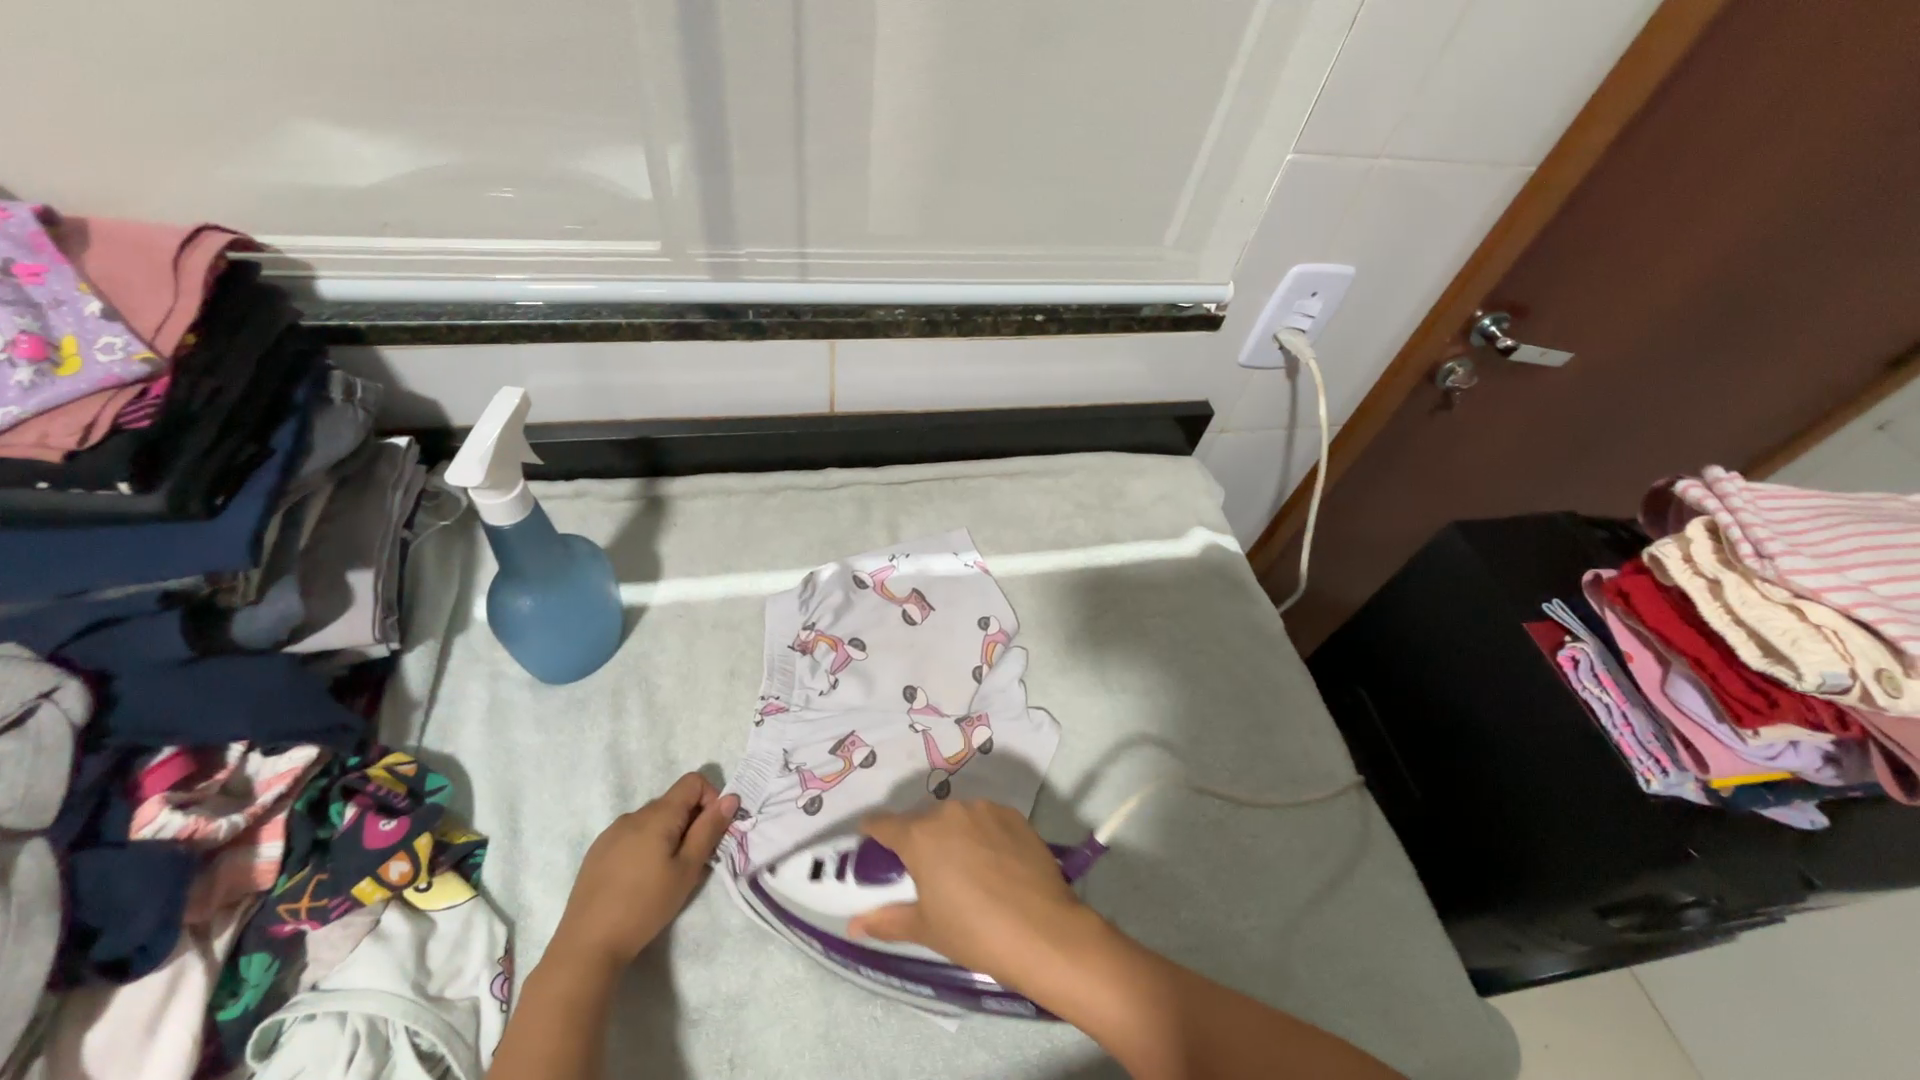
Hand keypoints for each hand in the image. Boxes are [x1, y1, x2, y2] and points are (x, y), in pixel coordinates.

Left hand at [549, 773, 738, 968]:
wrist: (589, 942)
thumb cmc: (646, 905)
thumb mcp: (687, 869)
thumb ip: (709, 829)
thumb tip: (730, 798)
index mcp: (657, 815)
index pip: (692, 781)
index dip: (710, 799)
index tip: (712, 832)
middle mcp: (632, 815)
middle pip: (672, 802)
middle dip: (691, 822)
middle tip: (692, 861)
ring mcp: (611, 832)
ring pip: (652, 820)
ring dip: (668, 835)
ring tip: (665, 874)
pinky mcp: (598, 851)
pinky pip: (632, 835)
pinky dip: (646, 846)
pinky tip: (640, 880)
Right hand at [847, 799, 1100, 988]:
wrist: (1044, 932)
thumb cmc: (975, 933)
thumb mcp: (926, 929)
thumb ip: (886, 920)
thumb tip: (854, 925)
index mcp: (920, 835)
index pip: (882, 824)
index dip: (872, 836)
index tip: (872, 850)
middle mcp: (950, 812)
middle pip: (922, 821)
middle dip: (917, 841)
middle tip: (924, 873)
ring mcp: (986, 810)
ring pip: (956, 818)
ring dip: (952, 835)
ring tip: (964, 870)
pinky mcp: (1015, 816)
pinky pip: (986, 820)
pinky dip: (982, 836)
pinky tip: (993, 865)